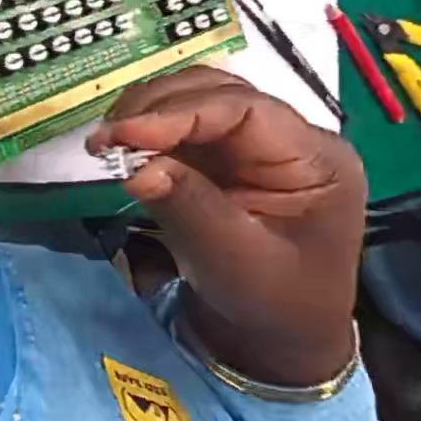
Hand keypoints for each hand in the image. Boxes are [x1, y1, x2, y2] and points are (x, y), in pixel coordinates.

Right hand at [87, 67, 365, 384]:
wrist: (276, 330)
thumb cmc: (271, 299)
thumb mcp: (233, 259)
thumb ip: (189, 206)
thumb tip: (135, 168)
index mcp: (314, 159)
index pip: (243, 109)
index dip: (177, 113)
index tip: (122, 134)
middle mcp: (286, 136)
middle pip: (217, 90)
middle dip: (156, 106)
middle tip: (106, 138)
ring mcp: (251, 141)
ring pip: (195, 96)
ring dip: (146, 110)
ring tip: (109, 140)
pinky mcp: (220, 152)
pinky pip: (179, 121)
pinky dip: (146, 125)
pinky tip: (122, 144)